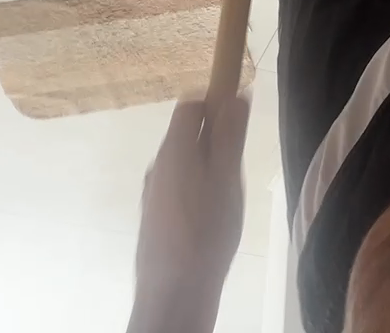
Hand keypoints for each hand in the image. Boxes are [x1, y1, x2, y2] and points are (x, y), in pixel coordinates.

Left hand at [133, 95, 249, 315]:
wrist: (174, 295)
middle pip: (187, 132)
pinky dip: (197, 188)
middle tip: (236, 166)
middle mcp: (158, 165)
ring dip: (208, 165)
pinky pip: (179, 185)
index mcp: (173, 150)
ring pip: (185, 160)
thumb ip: (231, 135)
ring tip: (227, 196)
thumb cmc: (206, 231)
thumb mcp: (228, 177)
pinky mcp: (154, 216)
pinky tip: (211, 218)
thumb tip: (235, 95)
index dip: (214, 103)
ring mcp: (153, 192)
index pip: (190, 104)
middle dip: (215, 139)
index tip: (236, 122)